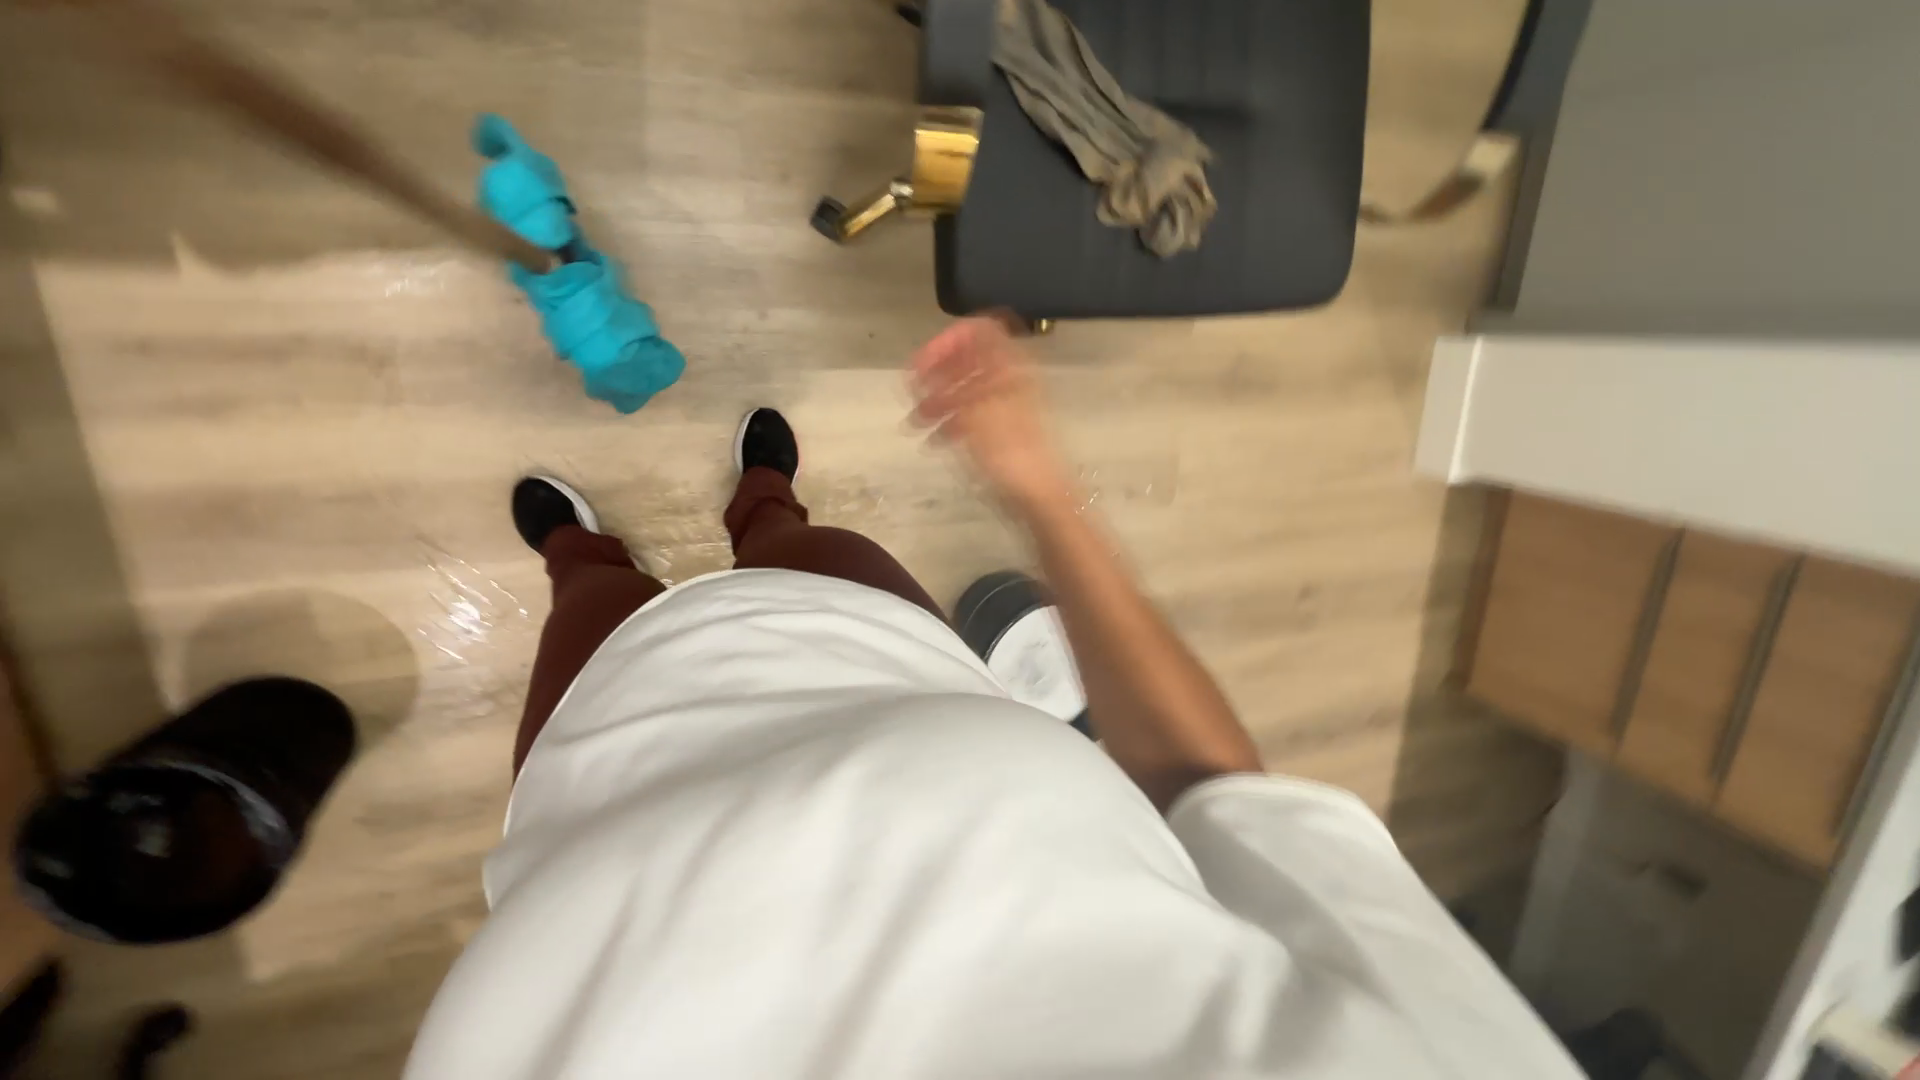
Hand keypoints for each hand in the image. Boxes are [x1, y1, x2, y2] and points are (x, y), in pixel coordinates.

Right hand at [909, 317, 1073, 511]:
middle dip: (936, 374)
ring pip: (965, 391)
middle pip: (968, 361)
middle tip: (911, 391)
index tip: (922, 362)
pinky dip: (948, 424)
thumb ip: (952, 382)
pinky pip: (969, 417)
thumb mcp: (976, 411)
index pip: (979, 332)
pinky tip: (932, 440)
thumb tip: (927, 366)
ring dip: (936, 401)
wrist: (1038, 496)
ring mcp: (1005, 407)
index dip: (948, 340)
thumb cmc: (1008, 452)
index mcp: (1009, 367)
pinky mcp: (1000, 432)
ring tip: (915, 422)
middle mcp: (1008, 381)